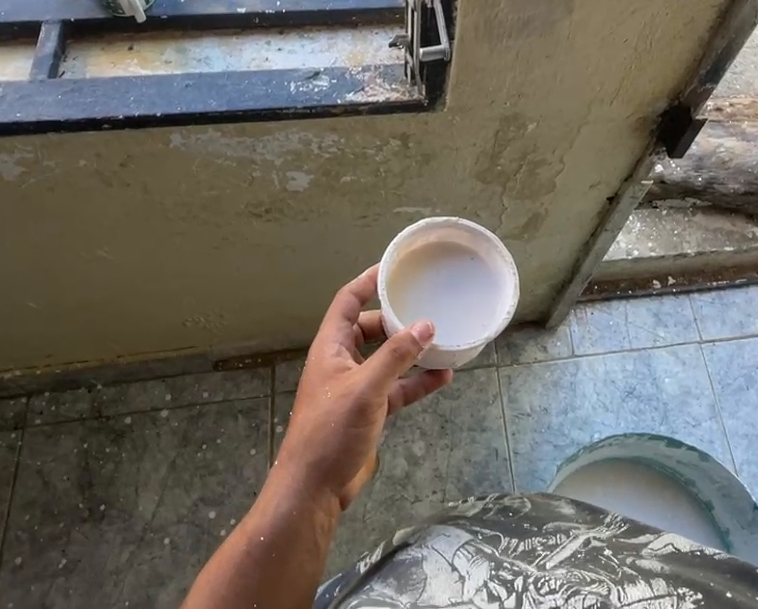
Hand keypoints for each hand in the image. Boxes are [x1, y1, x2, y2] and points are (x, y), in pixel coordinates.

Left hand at [273, 266, 453, 510]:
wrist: (315, 489)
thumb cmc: (331, 430)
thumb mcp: (366, 388)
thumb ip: (396, 356)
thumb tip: (426, 325)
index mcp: (331, 347)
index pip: (348, 301)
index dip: (368, 282)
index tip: (394, 268)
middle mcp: (342, 362)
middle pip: (370, 328)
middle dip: (396, 318)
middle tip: (425, 307)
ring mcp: (356, 387)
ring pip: (387, 358)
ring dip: (411, 351)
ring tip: (441, 339)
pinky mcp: (369, 411)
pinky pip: (397, 387)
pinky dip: (416, 382)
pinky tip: (443, 377)